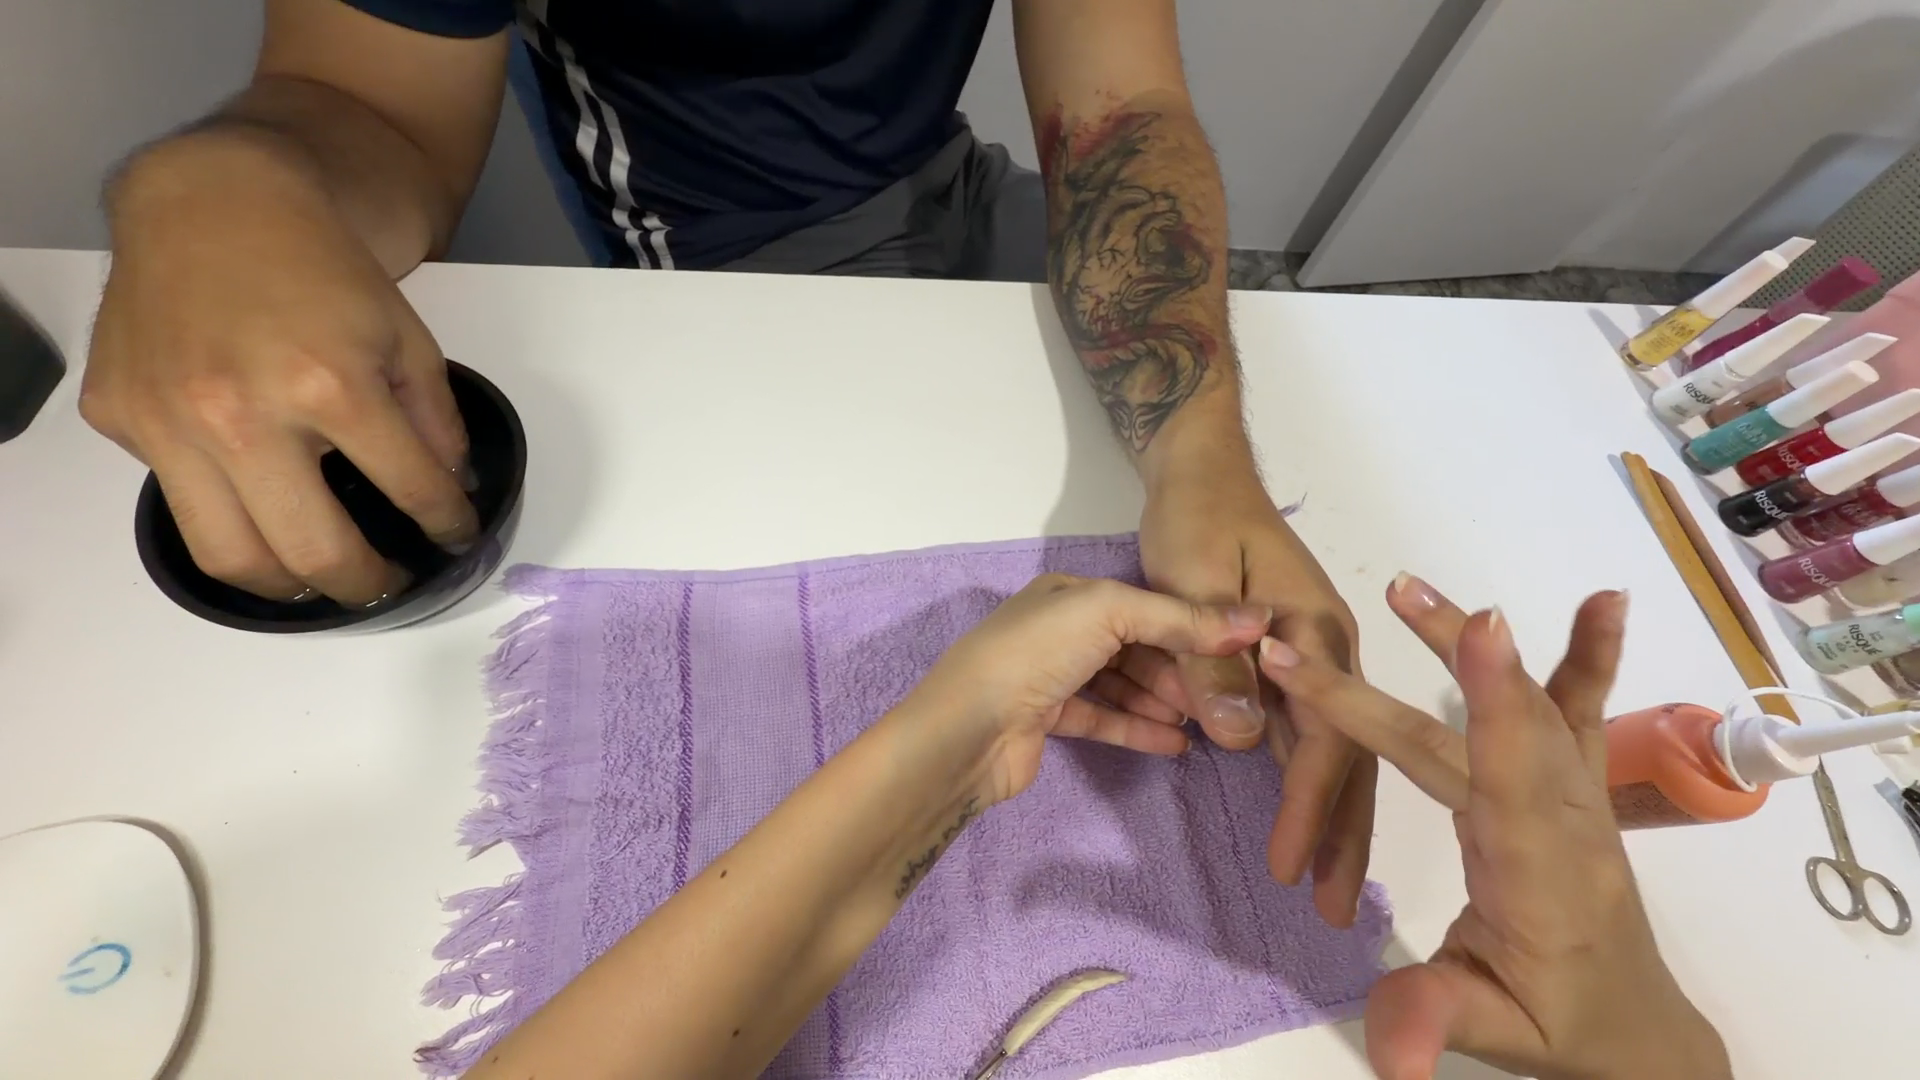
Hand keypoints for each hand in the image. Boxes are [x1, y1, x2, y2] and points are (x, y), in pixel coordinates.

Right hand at [80, 140, 476, 604]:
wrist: (216, 209)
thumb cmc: (330, 277)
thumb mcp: (413, 345)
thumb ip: (438, 426)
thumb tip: (451, 489)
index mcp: (331, 388)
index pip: (412, 491)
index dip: (449, 525)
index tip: (458, 538)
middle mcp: (240, 416)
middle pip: (312, 551)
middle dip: (367, 585)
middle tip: (389, 587)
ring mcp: (166, 422)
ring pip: (230, 554)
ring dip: (289, 587)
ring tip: (325, 582)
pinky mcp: (117, 417)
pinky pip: (179, 498)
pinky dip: (231, 521)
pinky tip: (266, 511)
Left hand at [903, 574, 1270, 804]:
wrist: (969, 728)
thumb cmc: (1036, 652)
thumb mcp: (1107, 613)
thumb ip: (1179, 616)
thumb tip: (1255, 618)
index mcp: (1067, 594)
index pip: (1141, 606)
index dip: (1188, 627)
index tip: (1236, 653)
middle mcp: (1058, 630)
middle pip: (1133, 647)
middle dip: (1177, 670)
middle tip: (1221, 699)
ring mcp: (1050, 675)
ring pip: (1119, 684)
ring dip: (1160, 701)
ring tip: (1203, 722)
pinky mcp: (1046, 719)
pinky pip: (1102, 718)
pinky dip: (1136, 728)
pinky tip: (1174, 745)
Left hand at [1139, 456, 1375, 925]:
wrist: (1195, 469)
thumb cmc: (1195, 516)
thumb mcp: (1192, 578)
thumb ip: (1213, 657)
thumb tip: (1246, 741)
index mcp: (1312, 631)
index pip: (1321, 736)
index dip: (1305, 805)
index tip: (1291, 868)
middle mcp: (1319, 648)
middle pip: (1337, 750)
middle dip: (1336, 828)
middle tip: (1333, 904)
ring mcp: (1296, 651)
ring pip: (1311, 742)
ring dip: (1314, 807)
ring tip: (1315, 871)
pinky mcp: (1265, 652)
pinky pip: (1279, 720)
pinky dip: (1278, 764)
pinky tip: (1279, 800)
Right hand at [1257, 574, 1730, 1079]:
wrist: (1640, 1030)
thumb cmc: (1557, 1022)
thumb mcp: (1494, 1032)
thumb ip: (1439, 1022)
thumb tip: (1386, 1055)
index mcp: (1539, 867)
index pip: (1506, 773)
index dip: (1488, 701)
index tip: (1478, 627)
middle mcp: (1562, 815)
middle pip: (1490, 725)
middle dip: (1424, 665)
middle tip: (1367, 604)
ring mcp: (1574, 794)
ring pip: (1527, 700)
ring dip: (1466, 641)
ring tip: (1409, 587)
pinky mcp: (1574, 785)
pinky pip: (1583, 712)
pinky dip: (1589, 655)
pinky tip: (1600, 600)